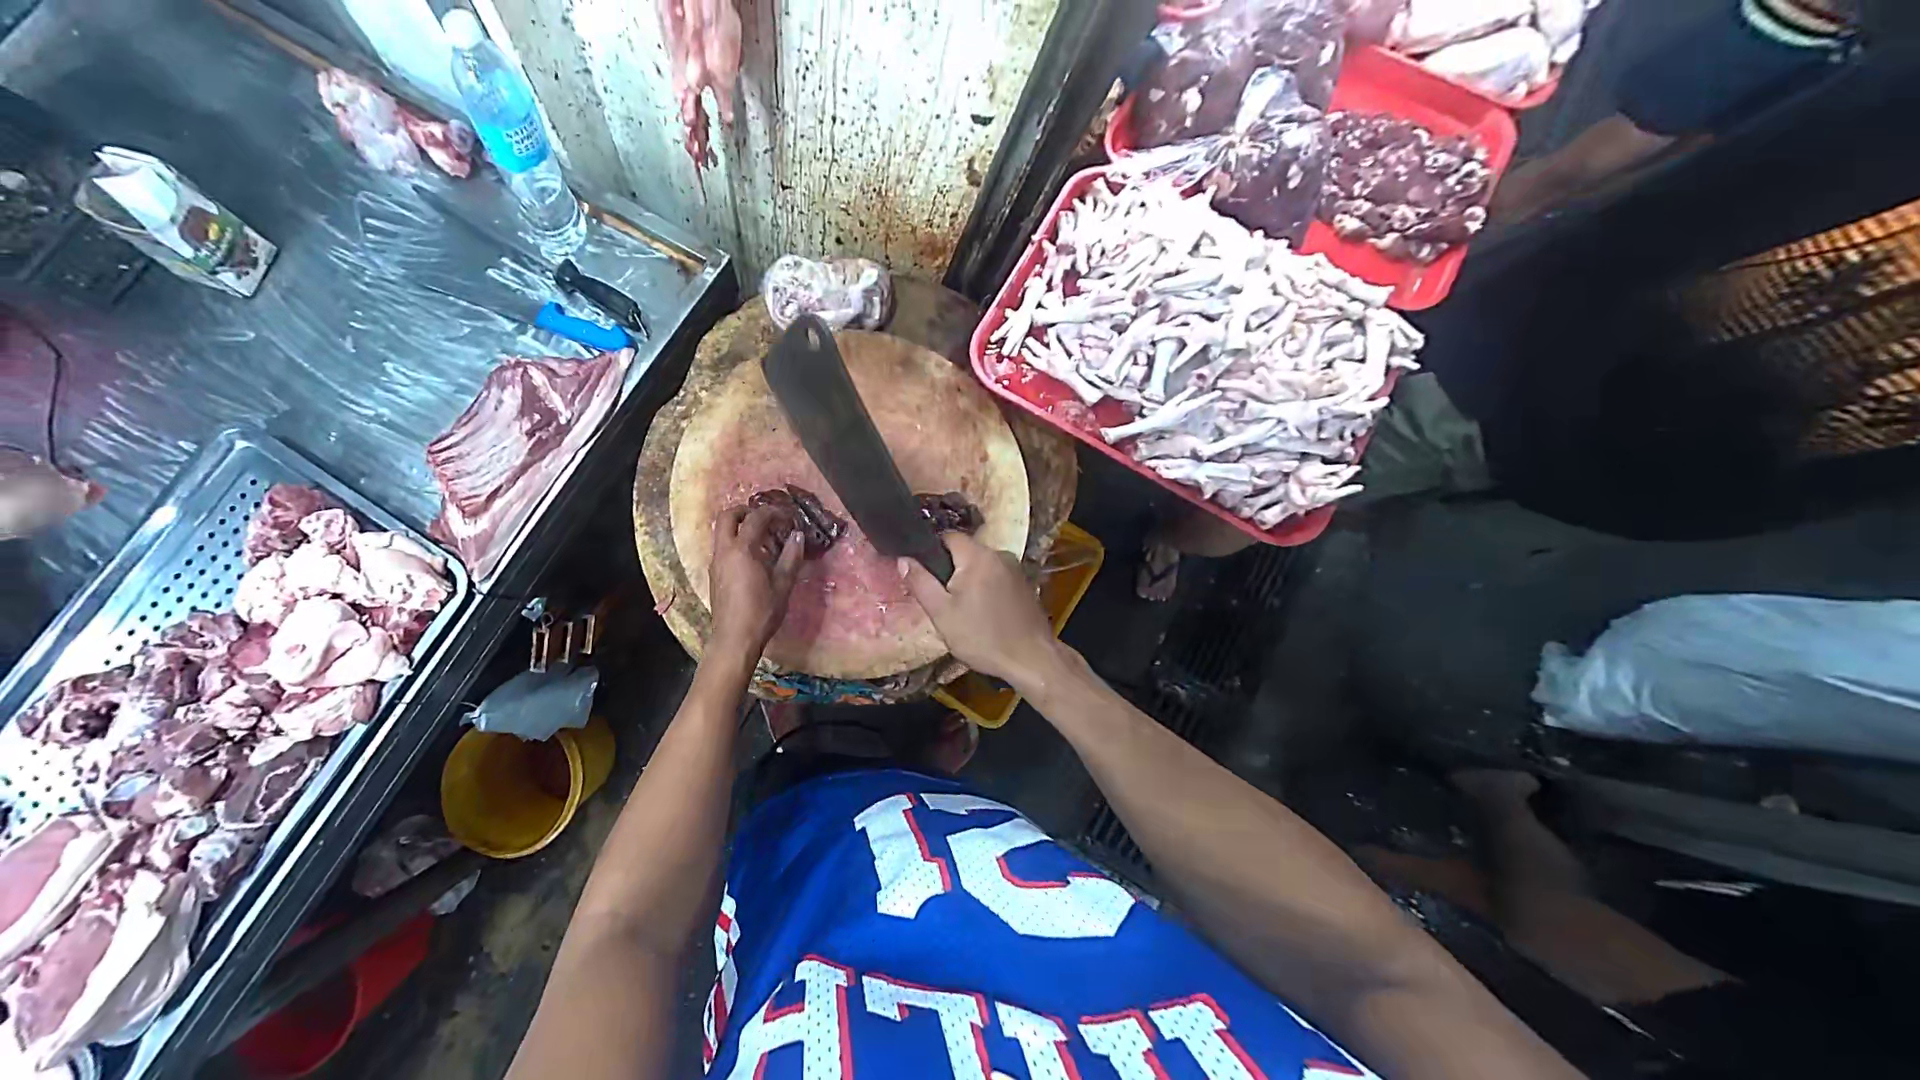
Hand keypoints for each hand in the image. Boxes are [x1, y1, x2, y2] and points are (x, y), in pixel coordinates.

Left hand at [707, 505, 802, 657]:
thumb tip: (798, 535)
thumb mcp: (783, 584)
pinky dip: (736, 542)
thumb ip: (791, 556)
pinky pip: (723, 547)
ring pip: (722, 532)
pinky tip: (754, 558)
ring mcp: (716, 563)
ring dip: (740, 527)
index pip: (756, 518)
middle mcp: (724, 551)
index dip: (773, 512)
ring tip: (764, 538)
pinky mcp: (715, 574)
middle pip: (728, 516)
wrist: (734, 639)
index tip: (788, 517)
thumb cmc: (762, 611)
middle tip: (766, 519)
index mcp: (742, 550)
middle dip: (746, 511)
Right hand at [899, 533, 1060, 686]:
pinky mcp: (1025, 585)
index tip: (924, 574)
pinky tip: (984, 614)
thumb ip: (920, 582)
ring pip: (982, 566)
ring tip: (962, 610)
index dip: (931, 551)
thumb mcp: (942, 613)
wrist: (1031, 659)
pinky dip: (986, 589)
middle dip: (951, 570)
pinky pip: (997, 577)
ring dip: (969, 581)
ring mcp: (1016, 569)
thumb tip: (903, 559)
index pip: (948, 536)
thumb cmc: (982, 637)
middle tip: (942, 600)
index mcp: (978, 555)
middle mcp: (999, 554)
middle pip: (966, 552)